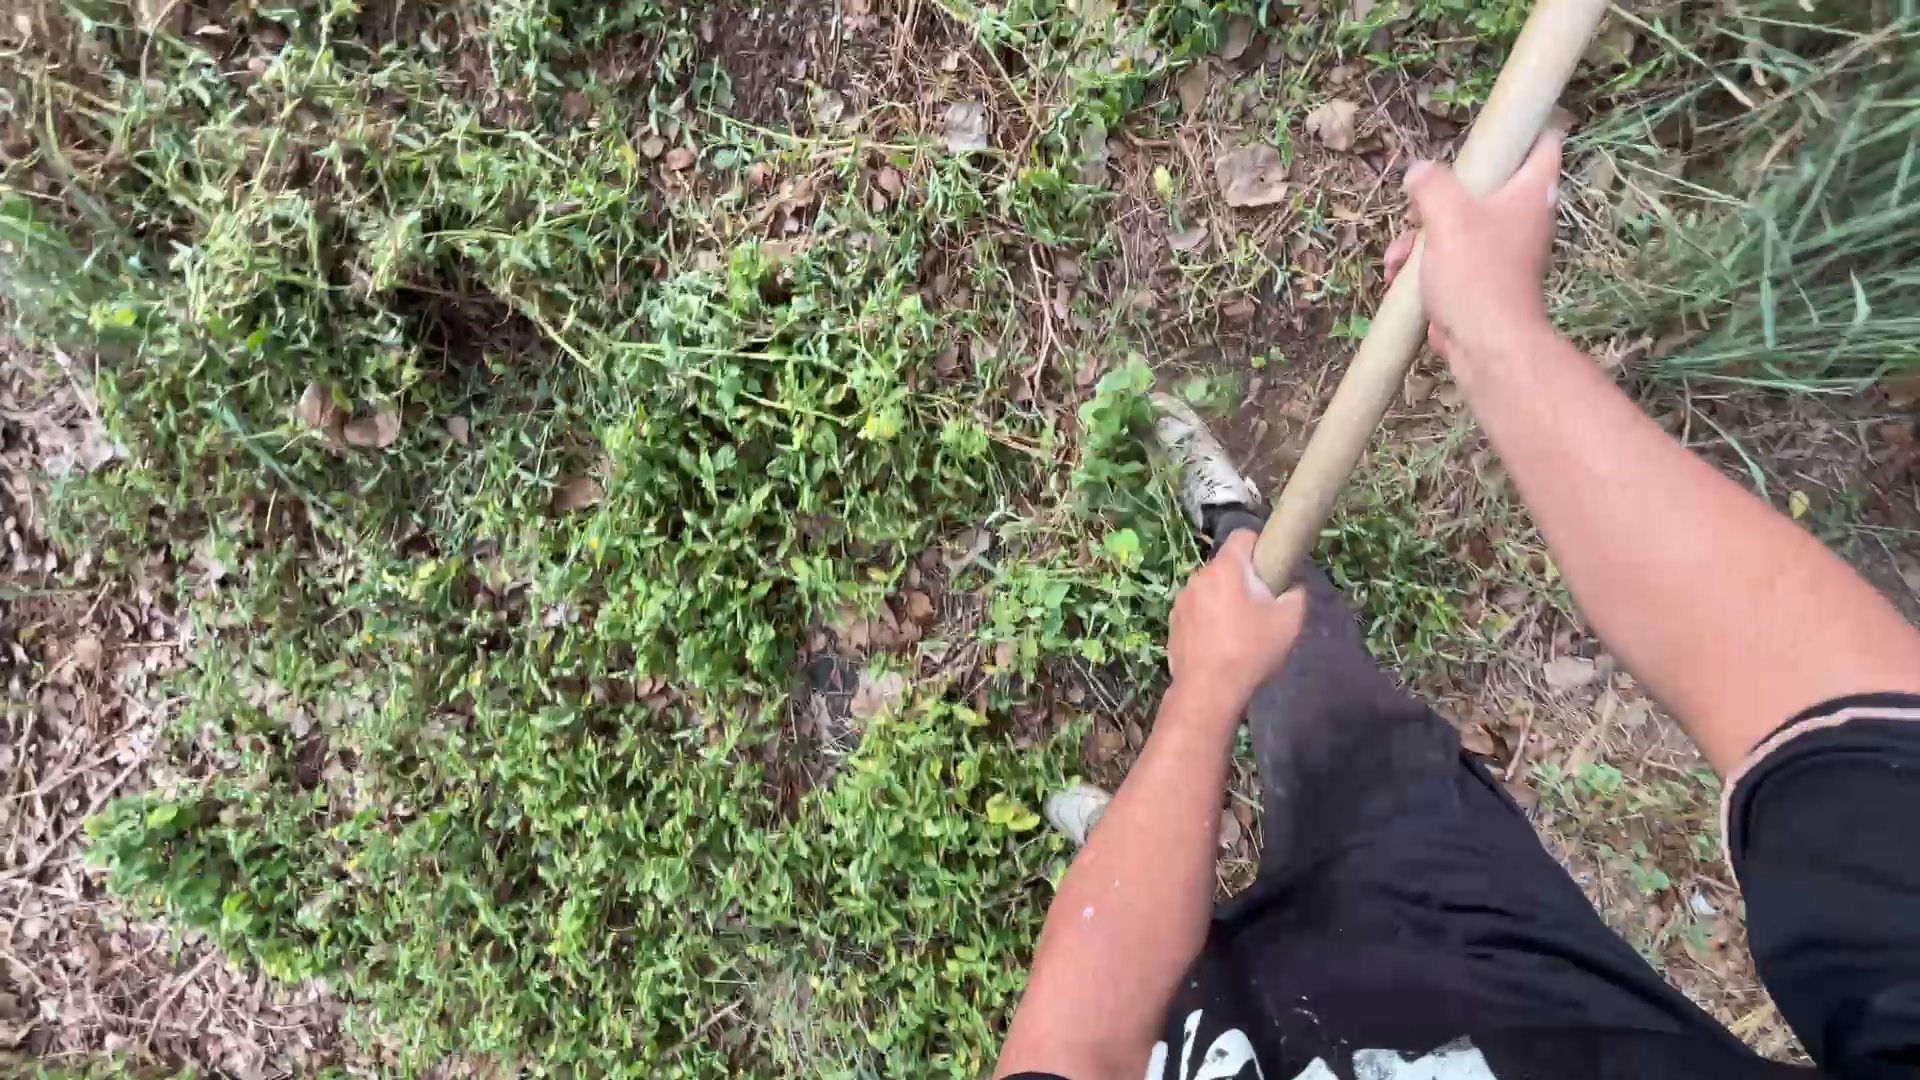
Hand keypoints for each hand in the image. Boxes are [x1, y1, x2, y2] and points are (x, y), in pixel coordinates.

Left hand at [1166, 532, 1306, 717]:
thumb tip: (1292, 587)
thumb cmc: (1250, 651)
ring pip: (1210, 589)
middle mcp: (1197, 578)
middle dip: (1244, 580)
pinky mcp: (1173, 621)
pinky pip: (1196, 609)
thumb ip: (1296, 595)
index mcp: (1224, 570)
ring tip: (1240, 630)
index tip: (1273, 567)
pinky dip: (1209, 618)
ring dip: (1225, 600)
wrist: (1208, 690)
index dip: (1261, 545)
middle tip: (1261, 606)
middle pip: (1226, 566)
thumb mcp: (1288, 622)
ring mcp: (1181, 600)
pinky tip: (1220, 643)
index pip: (1242, 537)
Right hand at [1384, 131, 1562, 364]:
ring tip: (1395, 262)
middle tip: (1414, 215)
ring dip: (1416, 242)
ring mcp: (1500, 250)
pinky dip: (1420, 269)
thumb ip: (1431, 187)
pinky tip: (1397, 282)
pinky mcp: (1478, 280)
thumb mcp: (1448, 219)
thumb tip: (1417, 170)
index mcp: (1530, 191)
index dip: (1517, 132)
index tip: (1479, 141)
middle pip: (1478, 190)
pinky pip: (1446, 262)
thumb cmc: (1476, 273)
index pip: (1542, 141)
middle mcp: (1521, 216)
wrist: (1485, 340)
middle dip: (1435, 203)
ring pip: (1453, 229)